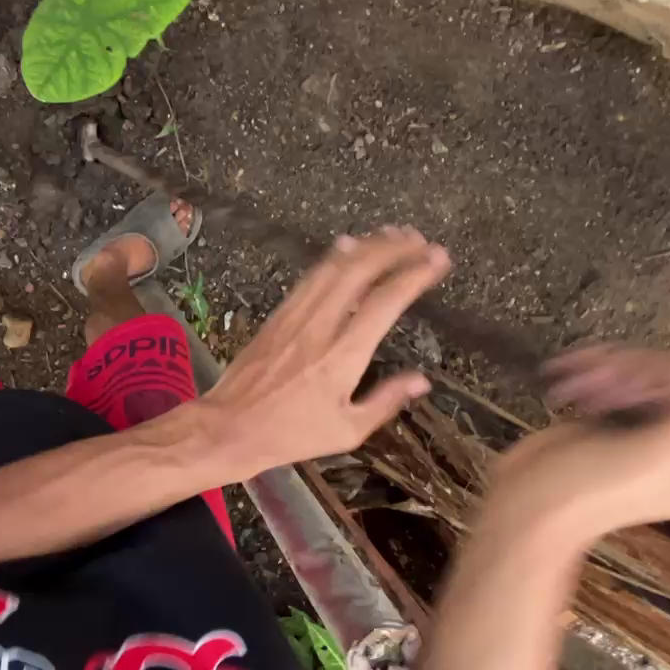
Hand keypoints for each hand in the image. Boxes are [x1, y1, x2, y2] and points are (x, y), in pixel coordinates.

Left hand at [199, 227, 450, 478]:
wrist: (231, 425)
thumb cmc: (292, 434)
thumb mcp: (348, 430)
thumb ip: (386, 400)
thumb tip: (422, 379)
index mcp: (343, 356)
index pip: (385, 303)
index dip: (413, 275)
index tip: (437, 259)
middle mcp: (319, 327)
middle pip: (357, 272)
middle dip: (392, 249)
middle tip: (420, 239)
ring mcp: (294, 317)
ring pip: (331, 269)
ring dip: (364, 247)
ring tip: (392, 235)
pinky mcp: (276, 315)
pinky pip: (308, 278)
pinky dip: (331, 258)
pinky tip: (347, 247)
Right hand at [494, 347, 669, 540]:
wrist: (533, 496)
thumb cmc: (600, 487)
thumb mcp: (663, 456)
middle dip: (649, 374)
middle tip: (615, 387)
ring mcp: (658, 423)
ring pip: (656, 369)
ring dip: (613, 370)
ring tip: (581, 385)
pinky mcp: (619, 409)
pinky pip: (621, 372)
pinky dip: (594, 371)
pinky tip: (571, 383)